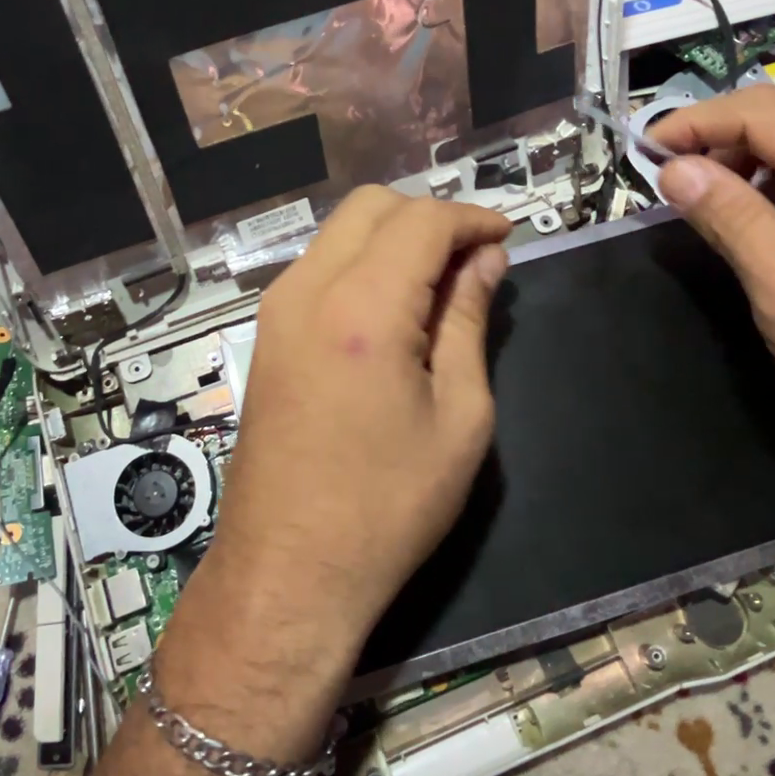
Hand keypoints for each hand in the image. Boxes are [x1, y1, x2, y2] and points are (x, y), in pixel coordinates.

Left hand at [120, 188, 509, 775]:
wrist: (289, 568)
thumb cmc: (388, 505)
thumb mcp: (458, 415)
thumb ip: (468, 322)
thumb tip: (485, 261)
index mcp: (361, 307)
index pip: (422, 221)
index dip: (472, 219)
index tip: (508, 238)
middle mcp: (307, 289)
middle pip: (372, 207)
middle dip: (430, 218)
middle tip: (476, 261)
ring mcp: (276, 310)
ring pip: (340, 232)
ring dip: (393, 239)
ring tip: (441, 286)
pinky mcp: (266, 335)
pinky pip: (318, 268)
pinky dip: (362, 264)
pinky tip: (395, 307)